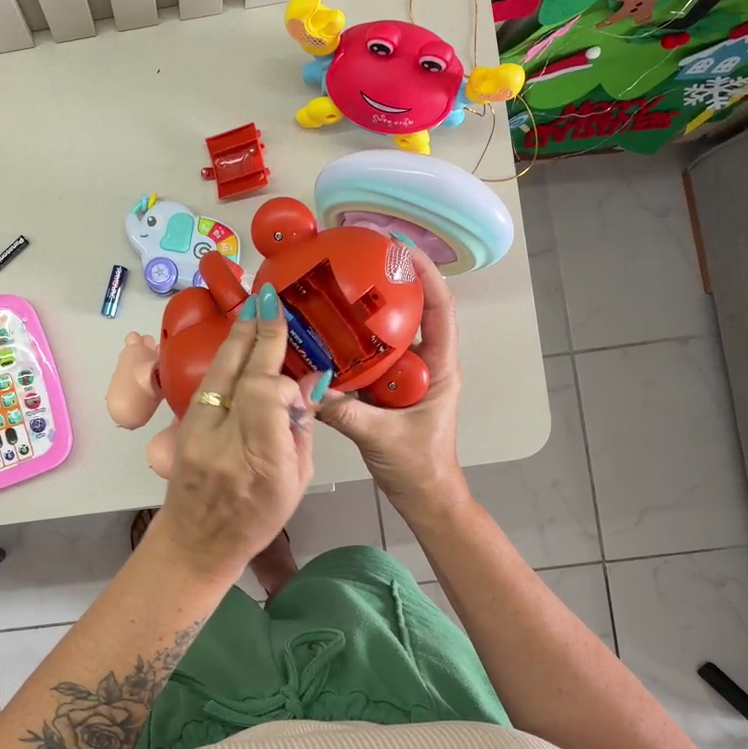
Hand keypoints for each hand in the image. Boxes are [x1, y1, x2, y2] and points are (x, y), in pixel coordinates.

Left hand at [148, 284, 325, 582]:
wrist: (196, 543)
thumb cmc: (255, 521)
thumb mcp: (296, 482)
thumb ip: (301, 429)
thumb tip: (308, 380)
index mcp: (261, 463)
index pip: (265, 395)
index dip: (279, 371)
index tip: (294, 363)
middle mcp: (224, 443)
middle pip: (239, 376)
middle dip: (256, 335)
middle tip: (270, 301)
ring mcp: (196, 434)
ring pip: (217, 374)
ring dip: (237, 339)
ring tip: (253, 309)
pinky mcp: (182, 429)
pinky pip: (207, 385)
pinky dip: (224, 360)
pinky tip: (236, 342)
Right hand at [316, 248, 469, 506]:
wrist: (424, 498)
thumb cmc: (418, 468)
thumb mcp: (381, 438)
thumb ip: (345, 413)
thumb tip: (308, 387)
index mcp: (438, 369)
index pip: (439, 311)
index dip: (425, 277)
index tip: (401, 250)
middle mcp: (424, 365)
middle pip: (412, 313)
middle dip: (390, 285)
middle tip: (358, 262)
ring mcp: (405, 377)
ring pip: (388, 335)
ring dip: (367, 313)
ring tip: (337, 291)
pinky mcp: (386, 391)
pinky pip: (370, 359)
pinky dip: (351, 345)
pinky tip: (324, 337)